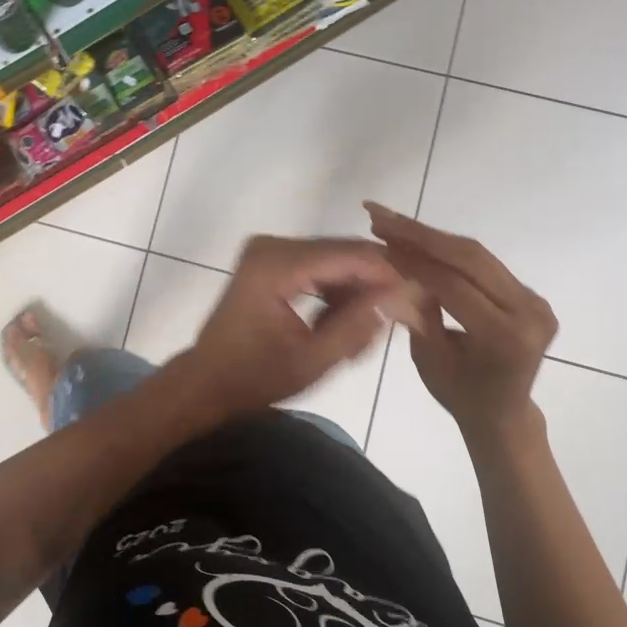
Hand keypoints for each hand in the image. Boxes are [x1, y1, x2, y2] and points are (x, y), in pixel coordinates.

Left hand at [168, 235, 417, 417]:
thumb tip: (406, 295)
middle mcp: (271, 246)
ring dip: (357, 290)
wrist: (206, 380)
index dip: (390, 274)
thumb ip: (358, 326)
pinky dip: (337, 291)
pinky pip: (319, 265)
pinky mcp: (270, 260)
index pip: (350, 254)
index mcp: (275, 265)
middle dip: (376, 284)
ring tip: (366, 332)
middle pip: (344, 252)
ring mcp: (268, 250)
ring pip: (335, 258)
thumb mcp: (313, 360)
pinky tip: (344, 324)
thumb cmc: (254, 378)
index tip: (421, 301)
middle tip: (400, 322)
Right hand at [365, 202, 558, 437]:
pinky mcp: (527, 292)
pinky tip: (415, 237)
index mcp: (507, 337)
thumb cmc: (460, 395)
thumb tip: (390, 271)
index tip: (375, 242)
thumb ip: (418, 313)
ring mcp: (534, 300)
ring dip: (430, 235)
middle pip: (470, 259)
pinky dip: (445, 248)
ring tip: (389, 221)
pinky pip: (482, 263)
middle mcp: (530, 312)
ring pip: (476, 254)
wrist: (502, 413)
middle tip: (378, 216)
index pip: (454, 286)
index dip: (412, 261)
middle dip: (420, 234)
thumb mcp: (430, 360)